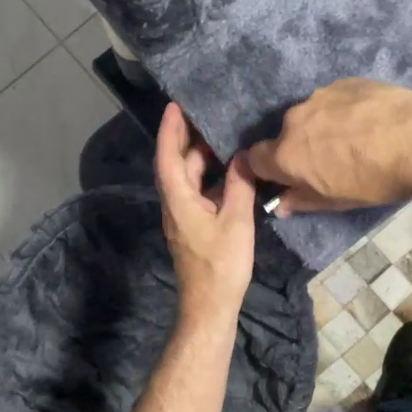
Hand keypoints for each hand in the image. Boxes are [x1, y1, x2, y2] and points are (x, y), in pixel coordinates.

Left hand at [155, 103, 256, 320]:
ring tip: (220, 134)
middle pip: (177, 164)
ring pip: (188, 179)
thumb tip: (243, 156)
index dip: (170, 130)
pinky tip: (230, 170)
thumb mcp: (236, 221)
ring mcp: (183, 217)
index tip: (175, 106)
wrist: (210, 306)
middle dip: (186, 137)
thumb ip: (239, 185)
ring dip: (200, 157)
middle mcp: (175, 204)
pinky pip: (198, 192)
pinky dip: (210, 176)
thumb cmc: (221, 264)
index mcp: (179, 200)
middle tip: (204, 112)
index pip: (168, 156)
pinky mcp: (194, 227)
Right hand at [245, 79, 411, 216]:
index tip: (287, 176)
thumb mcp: (336, 201)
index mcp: (286, 154)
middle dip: (301, 147)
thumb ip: (301, 200)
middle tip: (331, 160)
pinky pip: (334, 99)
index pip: (255, 159)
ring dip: (322, 126)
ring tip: (355, 138)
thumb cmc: (375, 180)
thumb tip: (281, 204)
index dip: (269, 169)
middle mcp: (294, 120)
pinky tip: (369, 120)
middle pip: (286, 135)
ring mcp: (319, 96)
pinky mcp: (345, 82)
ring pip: (311, 115)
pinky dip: (344, 110)